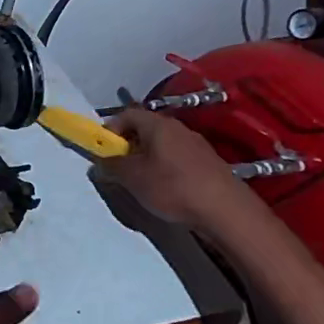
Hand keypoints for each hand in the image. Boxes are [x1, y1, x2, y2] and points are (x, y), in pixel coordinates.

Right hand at [102, 108, 257, 227]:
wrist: (225, 209)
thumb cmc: (173, 187)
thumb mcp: (133, 179)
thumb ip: (111, 167)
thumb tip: (99, 162)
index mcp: (158, 125)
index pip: (127, 114)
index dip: (111, 129)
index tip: (103, 150)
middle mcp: (178, 128)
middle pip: (145, 129)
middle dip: (128, 147)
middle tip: (119, 169)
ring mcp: (196, 144)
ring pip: (162, 145)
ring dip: (147, 159)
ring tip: (142, 183)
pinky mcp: (208, 163)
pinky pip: (178, 159)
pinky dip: (166, 169)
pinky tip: (167, 190)